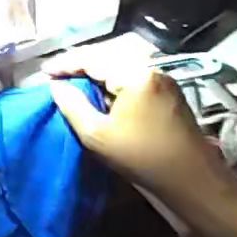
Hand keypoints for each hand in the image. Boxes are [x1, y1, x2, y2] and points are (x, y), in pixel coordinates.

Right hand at [48, 60, 236, 223]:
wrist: (192, 180)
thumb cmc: (141, 157)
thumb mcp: (97, 135)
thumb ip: (73, 106)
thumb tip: (57, 87)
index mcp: (135, 73)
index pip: (92, 59)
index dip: (65, 64)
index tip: (44, 73)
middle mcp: (151, 68)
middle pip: (107, 55)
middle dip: (80, 64)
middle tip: (56, 74)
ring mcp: (163, 78)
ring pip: (121, 63)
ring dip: (96, 70)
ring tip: (73, 80)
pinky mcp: (168, 91)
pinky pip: (133, 74)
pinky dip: (113, 78)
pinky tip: (100, 90)